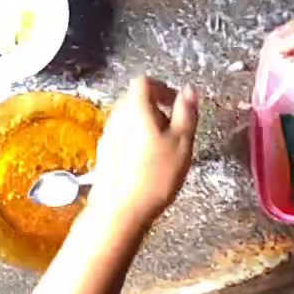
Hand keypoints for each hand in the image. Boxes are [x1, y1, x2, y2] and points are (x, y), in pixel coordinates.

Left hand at [86, 77, 198, 228]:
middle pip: (134, 99)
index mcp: (134, 107)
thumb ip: (186, 112)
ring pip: (128, 119)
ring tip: (162, 148)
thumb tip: (189, 89)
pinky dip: (135, 140)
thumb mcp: (182, 142)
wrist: (120, 210)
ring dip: (145, 125)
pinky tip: (146, 164)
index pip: (144, 82)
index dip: (162, 88)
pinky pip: (122, 136)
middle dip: (155, 107)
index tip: (176, 104)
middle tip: (174, 128)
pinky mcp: (103, 154)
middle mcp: (116, 116)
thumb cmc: (156, 175)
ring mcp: (106, 135)